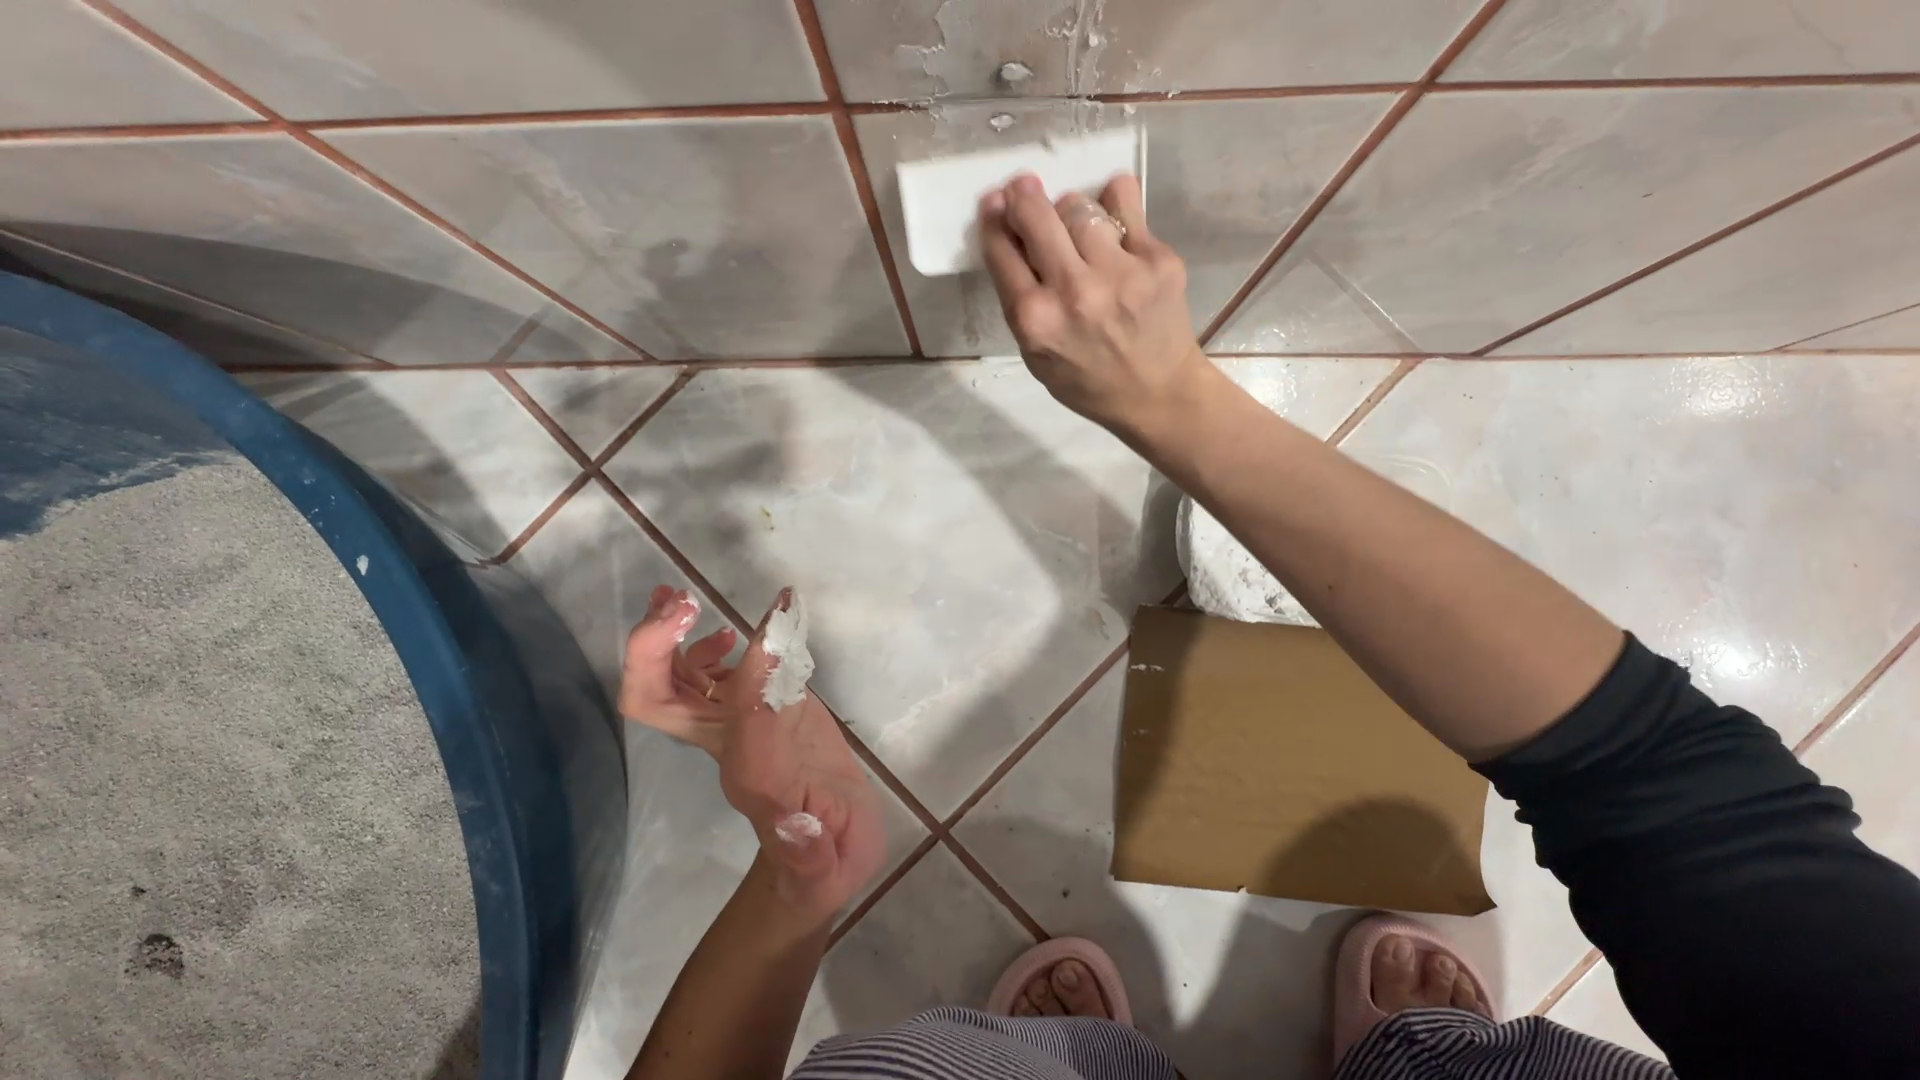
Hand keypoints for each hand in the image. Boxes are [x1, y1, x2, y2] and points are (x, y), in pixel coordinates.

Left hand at [620, 586, 885, 926]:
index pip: (737, 712)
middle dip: (653, 648)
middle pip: (656, 698)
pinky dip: (705, 640)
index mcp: (751, 775)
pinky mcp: (752, 711)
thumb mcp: (827, 863)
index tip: (778, 619)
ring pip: (673, 679)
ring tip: (683, 597)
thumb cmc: (826, 866)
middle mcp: (727, 744)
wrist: (825, 862)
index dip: (752, 665)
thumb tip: (799, 824)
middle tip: (679, 601)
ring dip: (666, 636)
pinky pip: (711, 671)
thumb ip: (808, 847)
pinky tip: (727, 626)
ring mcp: (734, 725)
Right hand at [979, 172, 1208, 436]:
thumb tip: (1010, 238)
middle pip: (1036, 214)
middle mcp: (1074, 291)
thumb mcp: (1036, 355)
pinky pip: (1126, 204)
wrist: (1158, 394)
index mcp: (1036, 320)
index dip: (993, 219)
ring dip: (1069, 209)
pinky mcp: (1157, 259)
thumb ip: (1020, 301)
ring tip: (1073, 224)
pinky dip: (1114, 203)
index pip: (1001, 250)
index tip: (995, 204)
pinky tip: (1111, 216)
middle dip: (1023, 196)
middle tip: (1024, 189)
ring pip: (1079, 205)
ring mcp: (1120, 272)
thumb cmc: (1087, 380)